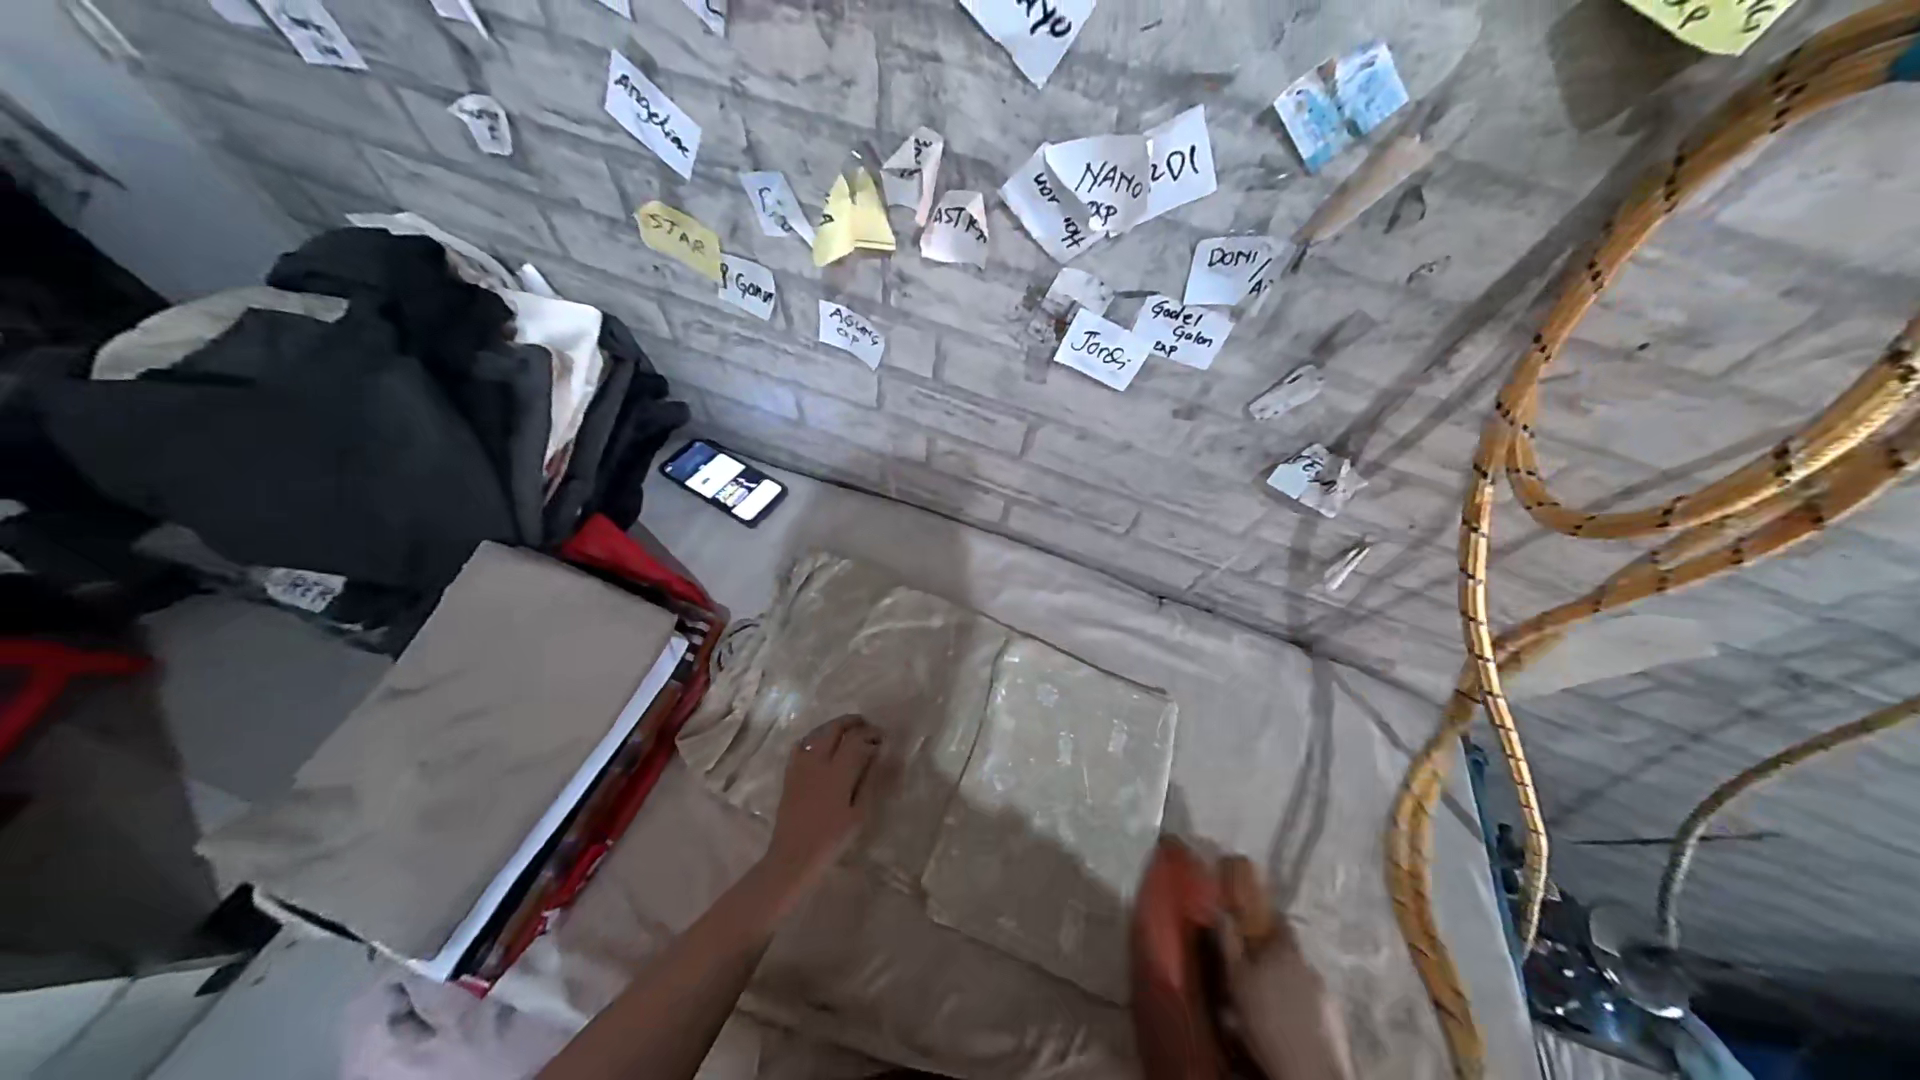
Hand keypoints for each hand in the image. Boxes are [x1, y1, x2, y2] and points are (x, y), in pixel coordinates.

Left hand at [761, 715, 882, 894]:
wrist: (794, 856)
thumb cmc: (832, 839)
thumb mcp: (860, 814)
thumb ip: (870, 781)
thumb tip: (881, 756)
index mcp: (838, 772)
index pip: (856, 739)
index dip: (871, 733)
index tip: (883, 737)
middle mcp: (817, 761)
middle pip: (834, 728)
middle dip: (852, 722)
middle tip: (867, 726)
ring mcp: (800, 766)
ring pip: (816, 732)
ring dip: (833, 726)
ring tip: (847, 730)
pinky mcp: (789, 774)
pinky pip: (801, 745)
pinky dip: (814, 737)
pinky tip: (821, 744)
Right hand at [1222, 915, 1356, 1079]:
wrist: (1309, 1071)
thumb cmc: (1265, 1019)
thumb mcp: (1236, 979)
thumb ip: (1229, 942)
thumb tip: (1222, 911)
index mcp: (1286, 950)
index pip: (1282, 921)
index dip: (1267, 919)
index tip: (1251, 924)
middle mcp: (1310, 965)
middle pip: (1290, 952)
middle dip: (1273, 957)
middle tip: (1253, 972)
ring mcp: (1327, 994)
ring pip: (1301, 979)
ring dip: (1286, 983)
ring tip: (1269, 1001)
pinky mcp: (1336, 1020)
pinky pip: (1313, 1002)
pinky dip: (1300, 1005)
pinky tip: (1287, 1021)